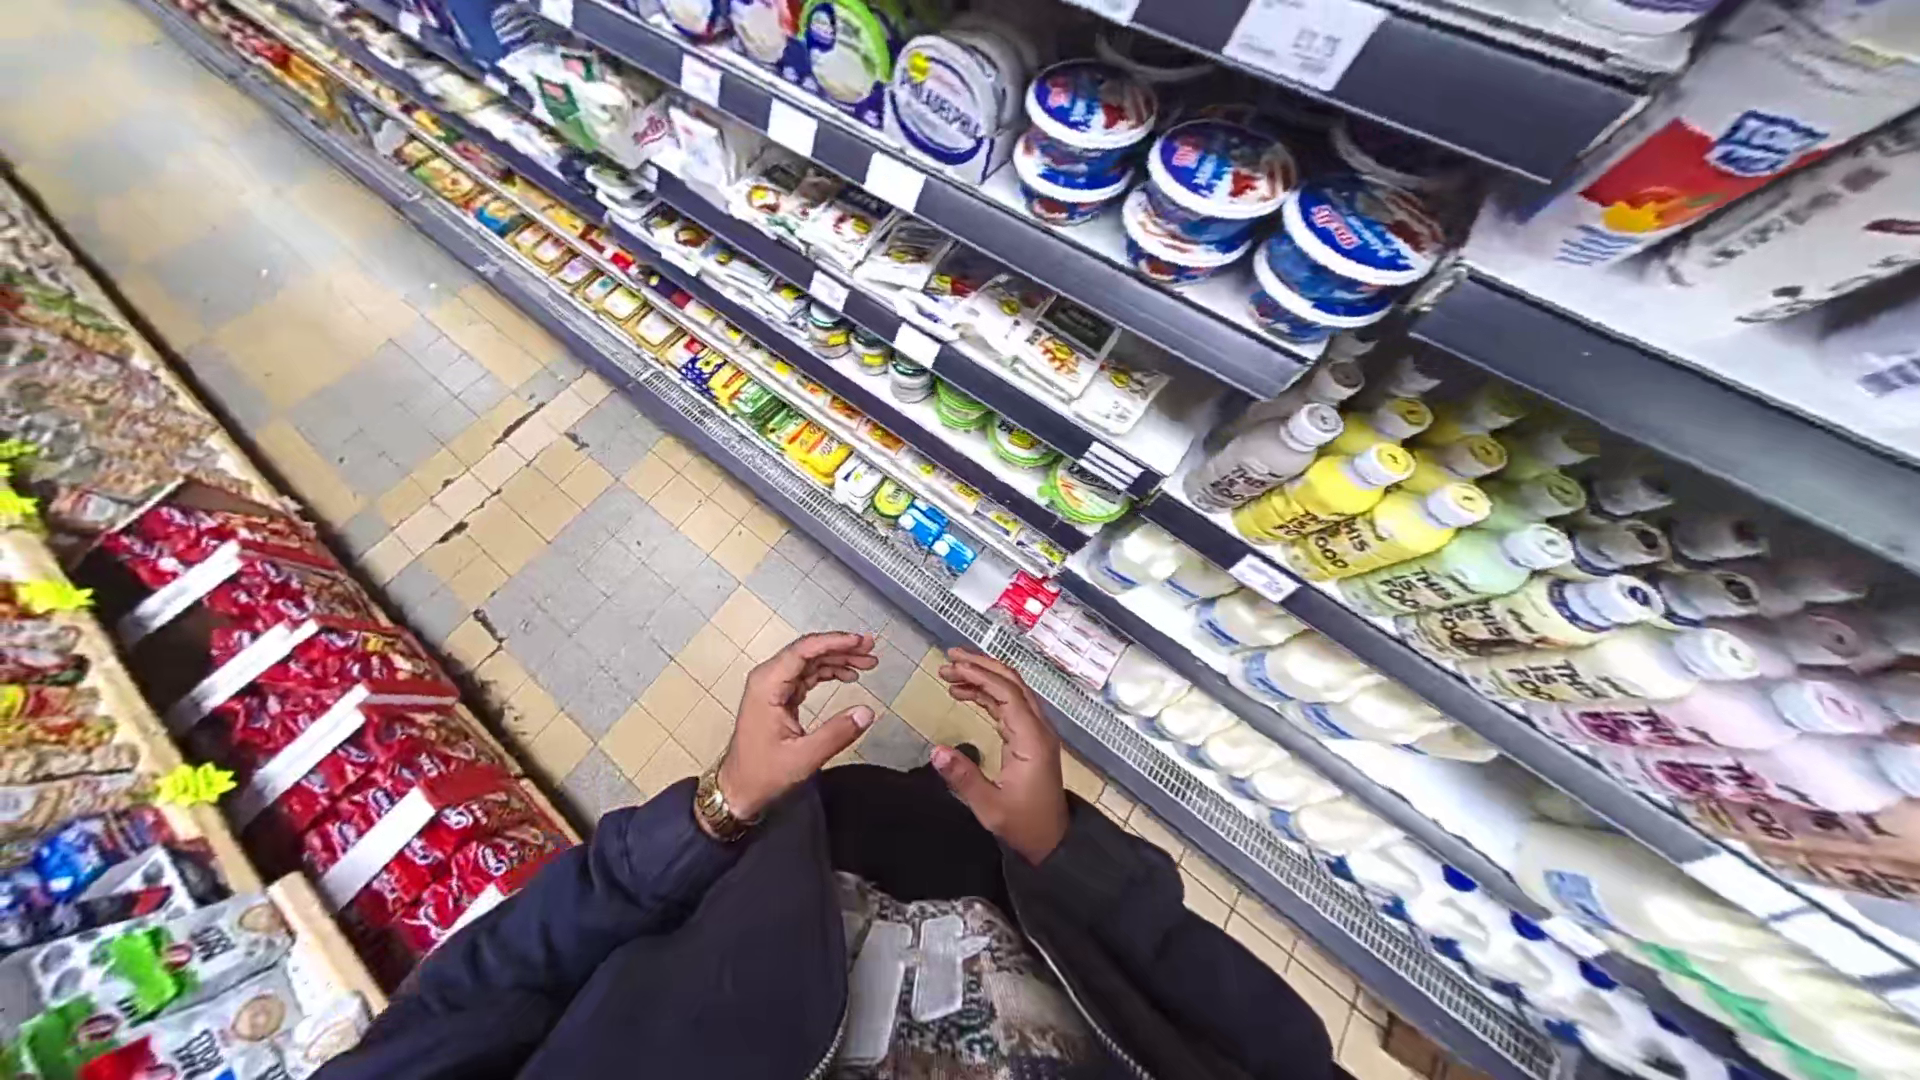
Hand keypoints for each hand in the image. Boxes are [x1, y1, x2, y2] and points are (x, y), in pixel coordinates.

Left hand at [716, 632, 878, 820]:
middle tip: (871, 648)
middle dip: (842, 647)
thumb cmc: (762, 774)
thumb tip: (867, 712)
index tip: (859, 642)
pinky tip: (849, 675)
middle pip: (809, 651)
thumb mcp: (803, 758)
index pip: (804, 649)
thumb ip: (837, 733)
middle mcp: (769, 678)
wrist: (738, 790)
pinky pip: (808, 674)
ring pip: (811, 660)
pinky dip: (830, 671)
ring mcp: (774, 685)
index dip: (834, 641)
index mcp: (768, 684)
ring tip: (868, 662)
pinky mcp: (780, 695)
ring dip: (839, 658)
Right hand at [930, 648, 1068, 864]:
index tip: (952, 666)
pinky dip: (987, 695)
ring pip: (1011, 691)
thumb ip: (963, 777)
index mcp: (1032, 738)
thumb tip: (935, 751)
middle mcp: (1037, 727)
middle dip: (981, 665)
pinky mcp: (1030, 738)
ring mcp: (1035, 731)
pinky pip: (1009, 705)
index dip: (980, 674)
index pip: (1007, 692)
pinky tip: (965, 694)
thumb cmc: (1024, 826)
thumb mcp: (990, 807)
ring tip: (949, 675)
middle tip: (949, 659)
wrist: (1053, 842)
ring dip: (983, 678)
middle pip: (1012, 682)